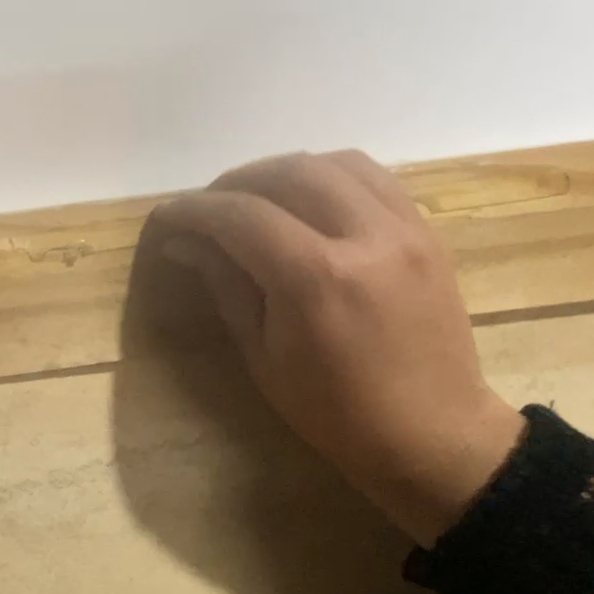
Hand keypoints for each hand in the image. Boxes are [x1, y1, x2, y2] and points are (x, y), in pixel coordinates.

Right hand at [153, 150, 523, 545]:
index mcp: (316, 279)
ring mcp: (405, 228)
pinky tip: (304, 203)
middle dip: (235, 183)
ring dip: (283, 171)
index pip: (242, 217)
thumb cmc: (331, 409)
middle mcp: (365, 237)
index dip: (194, 210)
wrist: (429, 431)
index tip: (164, 215)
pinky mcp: (426, 232)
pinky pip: (373, 178)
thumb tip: (182, 243)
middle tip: (205, 207)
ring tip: (253, 199)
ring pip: (336, 162)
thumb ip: (225, 285)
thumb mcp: (261, 354)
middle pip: (289, 173)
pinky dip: (327, 177)